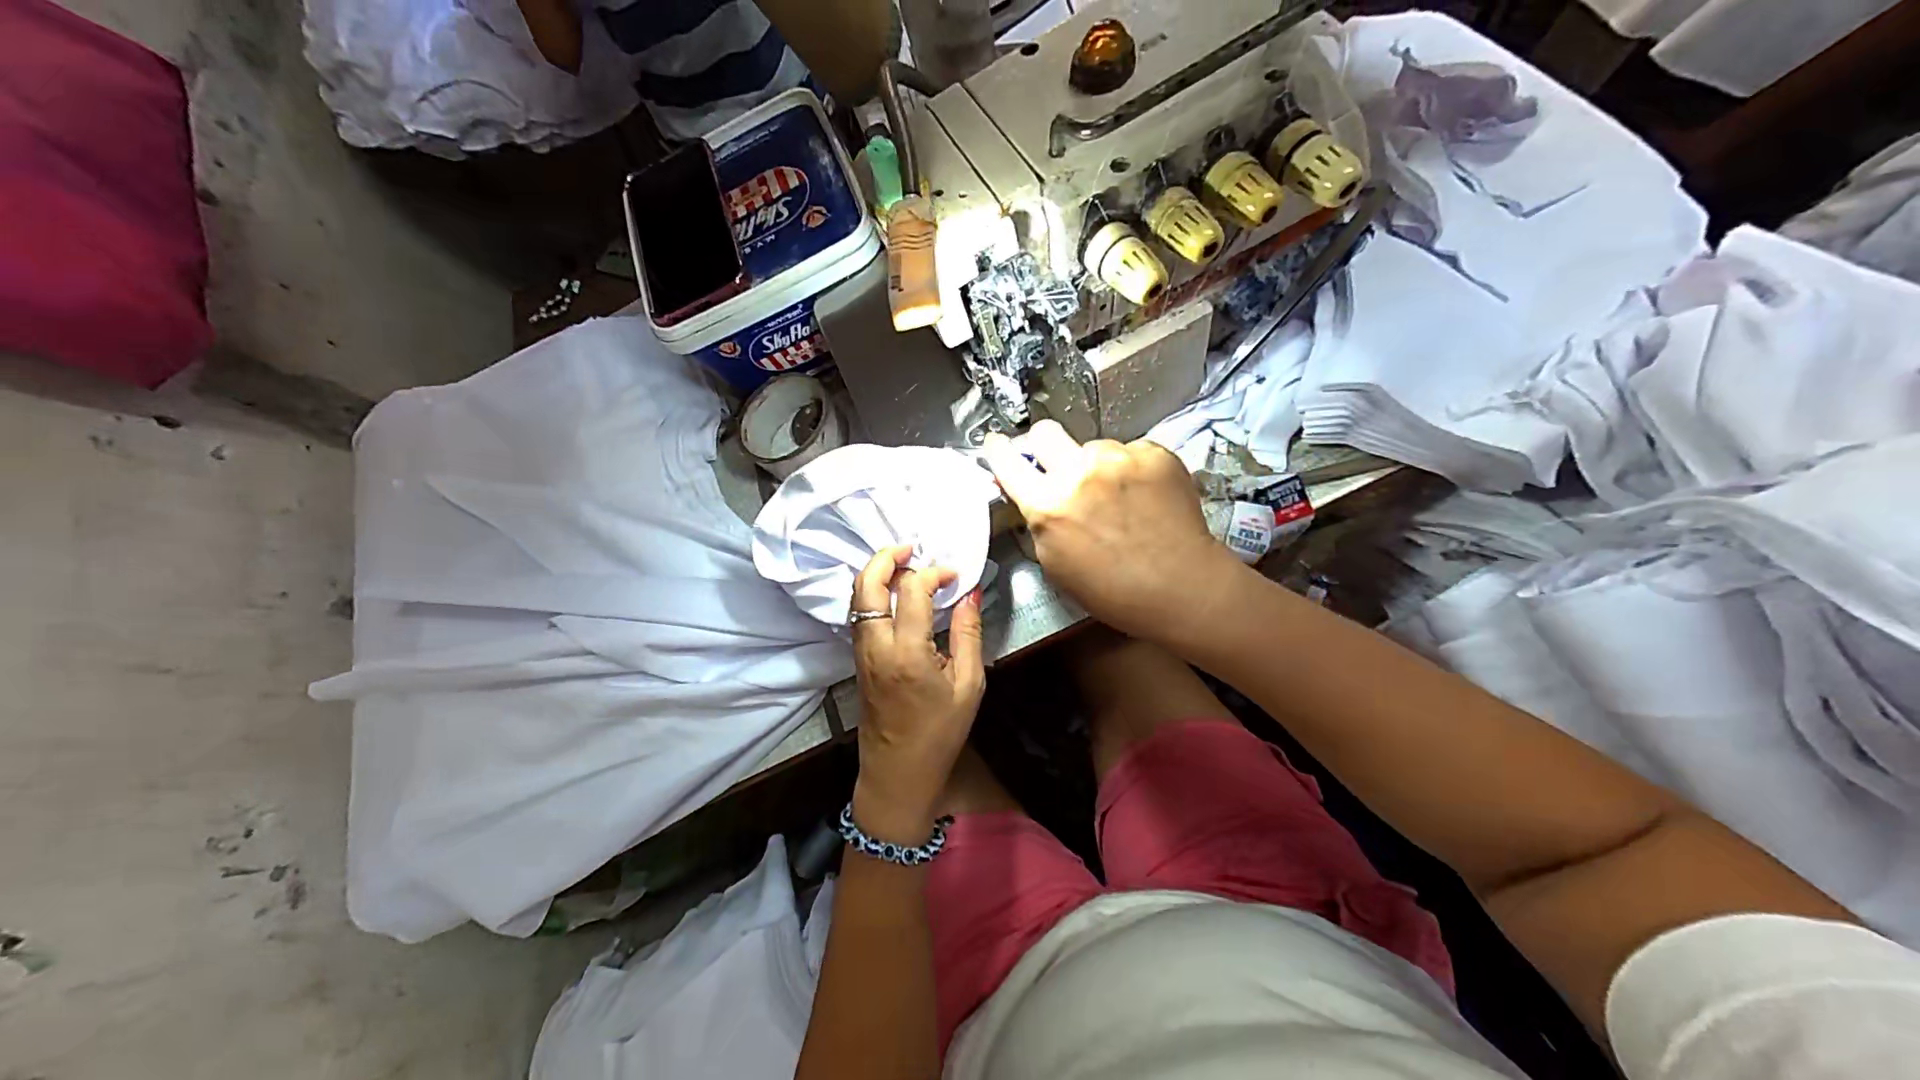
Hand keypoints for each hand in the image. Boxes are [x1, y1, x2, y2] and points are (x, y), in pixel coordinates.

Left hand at [848, 546, 985, 846]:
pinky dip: (871, 593)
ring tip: (904, 564)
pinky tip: (893, 593)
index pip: (911, 591)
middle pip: (867, 585)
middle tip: (910, 548)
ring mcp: (861, 652)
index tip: (954, 576)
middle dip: (886, 558)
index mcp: (908, 652)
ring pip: (856, 597)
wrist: (898, 773)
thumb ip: (968, 634)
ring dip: (876, 573)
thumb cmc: (940, 734)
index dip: (933, 573)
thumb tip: (971, 593)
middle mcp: (876, 646)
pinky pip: (858, 614)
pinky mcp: (858, 660)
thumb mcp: (968, 686)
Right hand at [981, 420, 1246, 643]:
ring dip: (1096, 465)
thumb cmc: (1114, 590)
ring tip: (1117, 497)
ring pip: (1094, 447)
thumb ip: (1040, 520)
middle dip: (1046, 446)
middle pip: (1046, 431)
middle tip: (1058, 465)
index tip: (998, 444)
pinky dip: (1131, 470)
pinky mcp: (1154, 454)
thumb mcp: (1055, 562)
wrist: (1180, 586)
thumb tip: (1036, 498)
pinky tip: (1144, 497)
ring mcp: (1120, 459)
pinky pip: (1130, 451)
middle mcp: (1080, 473)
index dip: (998, 450)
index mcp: (1048, 505)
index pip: (1007, 460)